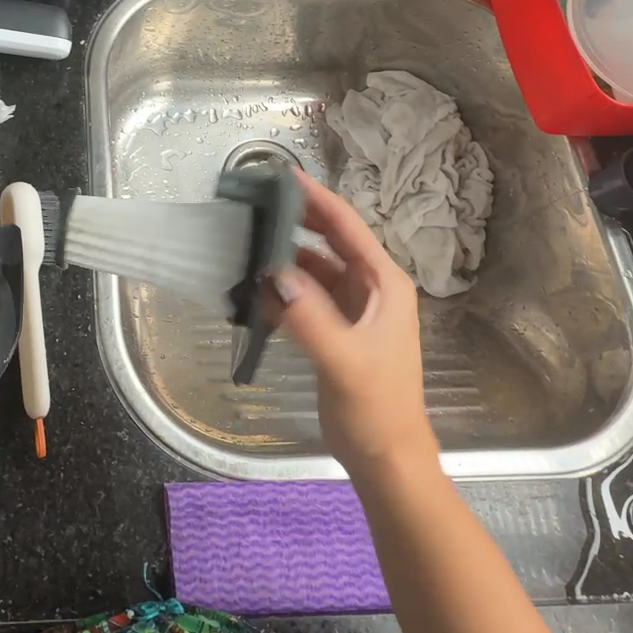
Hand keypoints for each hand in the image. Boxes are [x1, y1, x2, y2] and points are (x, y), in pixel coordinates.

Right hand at [273, 170, 437, 474]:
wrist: (385, 457)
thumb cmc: (376, 407)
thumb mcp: (344, 361)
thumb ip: (310, 319)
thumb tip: (275, 274)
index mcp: (384, 283)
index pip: (348, 227)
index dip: (317, 198)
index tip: (283, 174)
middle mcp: (369, 287)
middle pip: (330, 239)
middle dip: (297, 219)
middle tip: (255, 201)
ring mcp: (351, 307)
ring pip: (314, 266)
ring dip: (285, 254)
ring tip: (247, 238)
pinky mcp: (334, 327)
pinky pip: (304, 294)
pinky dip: (282, 286)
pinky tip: (254, 285)